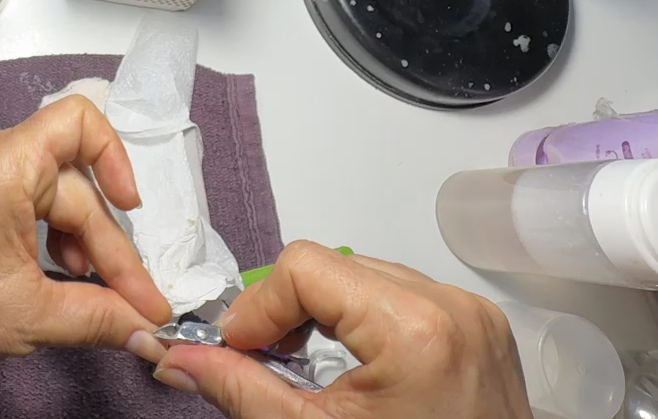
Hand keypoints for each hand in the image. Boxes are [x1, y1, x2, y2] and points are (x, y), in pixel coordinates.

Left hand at [0, 95, 174, 387]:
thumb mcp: (25, 317)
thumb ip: (98, 318)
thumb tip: (150, 331)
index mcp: (6, 164)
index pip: (80, 123)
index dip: (116, 158)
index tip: (133, 209)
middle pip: (76, 184)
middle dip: (109, 246)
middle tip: (137, 306)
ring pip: (57, 199)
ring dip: (84, 245)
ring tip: (94, 295)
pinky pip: (32, 208)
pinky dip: (55, 242)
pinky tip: (62, 282)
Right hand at [153, 241, 530, 418]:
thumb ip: (241, 389)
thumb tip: (177, 356)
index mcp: (415, 330)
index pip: (304, 267)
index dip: (260, 307)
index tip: (236, 347)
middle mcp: (450, 305)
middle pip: (331, 267)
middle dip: (288, 310)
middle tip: (263, 357)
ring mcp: (471, 313)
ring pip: (362, 274)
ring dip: (324, 311)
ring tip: (307, 361)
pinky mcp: (480, 325)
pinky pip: (399, 292)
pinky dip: (363, 317)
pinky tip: (354, 361)